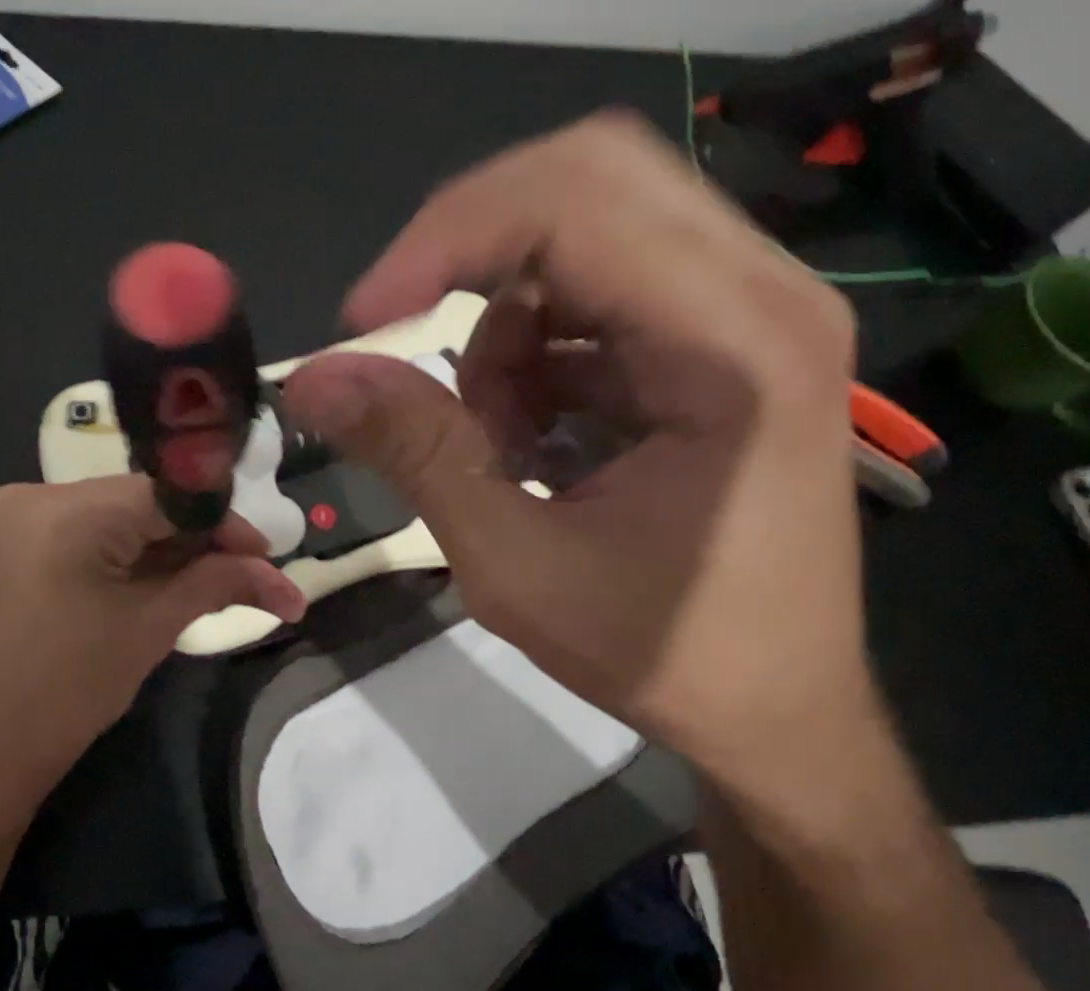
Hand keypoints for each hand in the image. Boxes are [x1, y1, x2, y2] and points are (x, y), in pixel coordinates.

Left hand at [0, 476, 306, 798]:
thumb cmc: (71, 689)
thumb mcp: (152, 628)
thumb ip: (218, 585)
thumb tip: (284, 582)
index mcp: (63, 511)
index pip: (167, 495)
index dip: (223, 523)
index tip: (266, 555)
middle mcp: (34, 496)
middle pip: (142, 502)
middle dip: (198, 539)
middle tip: (249, 574)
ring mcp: (17, 517)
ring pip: (117, 517)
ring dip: (167, 548)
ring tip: (216, 582)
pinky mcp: (14, 542)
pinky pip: (89, 532)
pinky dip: (129, 554)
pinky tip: (164, 580)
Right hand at [281, 111, 871, 774]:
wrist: (778, 711)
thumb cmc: (666, 654)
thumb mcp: (517, 566)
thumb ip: (417, 454)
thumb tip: (312, 378)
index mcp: (735, 345)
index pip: (573, 202)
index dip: (444, 241)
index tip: (362, 322)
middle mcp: (764, 293)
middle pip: (588, 179)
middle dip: (467, 250)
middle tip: (401, 335)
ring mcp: (754, 310)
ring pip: (589, 229)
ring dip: (505, 319)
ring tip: (491, 437)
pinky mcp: (728, 337)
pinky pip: (603, 287)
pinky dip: (537, 346)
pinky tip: (529, 436)